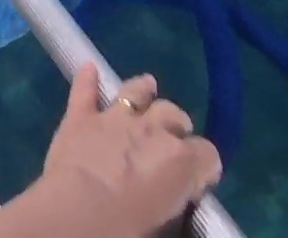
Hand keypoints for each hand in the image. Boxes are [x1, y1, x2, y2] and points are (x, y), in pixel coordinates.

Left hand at [0, 67, 220, 237]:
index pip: (208, 154)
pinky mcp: (79, 117)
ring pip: (134, 92)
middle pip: (173, 114)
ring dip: (142, 90)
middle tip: (172, 137)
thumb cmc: (131, 229)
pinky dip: (86, 79)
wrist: (81, 213)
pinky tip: (88, 67)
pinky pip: (83, 91)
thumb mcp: (170, 222)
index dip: (204, 166)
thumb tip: (173, 199)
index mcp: (182, 159)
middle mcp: (152, 129)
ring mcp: (113, 118)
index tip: (198, 178)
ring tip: (147, 85)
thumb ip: (176, 199)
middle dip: (176, 125)